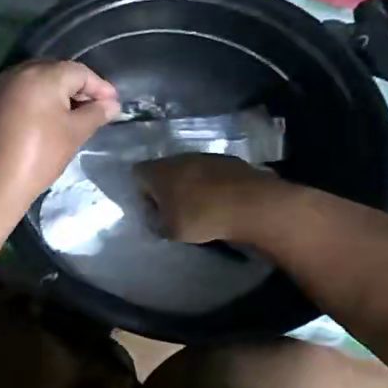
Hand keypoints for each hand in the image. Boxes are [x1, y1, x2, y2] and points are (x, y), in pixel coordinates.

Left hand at [0, 61, 119, 213]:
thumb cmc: (39, 155)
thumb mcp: (74, 133)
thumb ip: (96, 114)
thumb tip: (111, 105)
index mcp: (42, 75)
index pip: (79, 72)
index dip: (100, 87)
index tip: (113, 104)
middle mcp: (18, 72)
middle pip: (56, 72)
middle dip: (77, 88)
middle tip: (94, 109)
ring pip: (36, 82)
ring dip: (56, 95)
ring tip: (71, 116)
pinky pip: (19, 94)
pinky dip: (35, 102)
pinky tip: (44, 121)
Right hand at [135, 155, 280, 244]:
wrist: (250, 203)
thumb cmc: (200, 217)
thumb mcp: (169, 231)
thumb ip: (157, 223)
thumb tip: (156, 218)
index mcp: (158, 171)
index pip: (137, 173)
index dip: (142, 191)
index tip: (153, 209)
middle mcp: (178, 157)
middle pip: (164, 169)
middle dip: (167, 187)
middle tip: (174, 210)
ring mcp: (205, 156)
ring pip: (189, 169)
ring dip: (191, 184)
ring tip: (200, 206)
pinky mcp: (228, 160)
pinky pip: (211, 172)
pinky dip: (212, 184)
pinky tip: (220, 201)